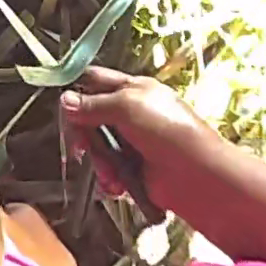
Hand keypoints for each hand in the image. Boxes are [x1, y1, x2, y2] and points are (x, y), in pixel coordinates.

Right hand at [60, 66, 222, 199]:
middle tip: (81, 146)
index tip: (63, 106)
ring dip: (99, 161)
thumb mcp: (127, 107)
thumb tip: (64, 100)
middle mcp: (132, 113)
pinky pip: (111, 170)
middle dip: (84, 133)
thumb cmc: (168, 132)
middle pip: (91, 116)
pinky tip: (115, 185)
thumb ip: (92, 104)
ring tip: (108, 173)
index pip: (94, 80)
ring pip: (98, 146)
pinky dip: (109, 178)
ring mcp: (134, 142)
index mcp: (133, 89)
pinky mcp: (137, 170)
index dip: (77, 88)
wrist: (202, 180)